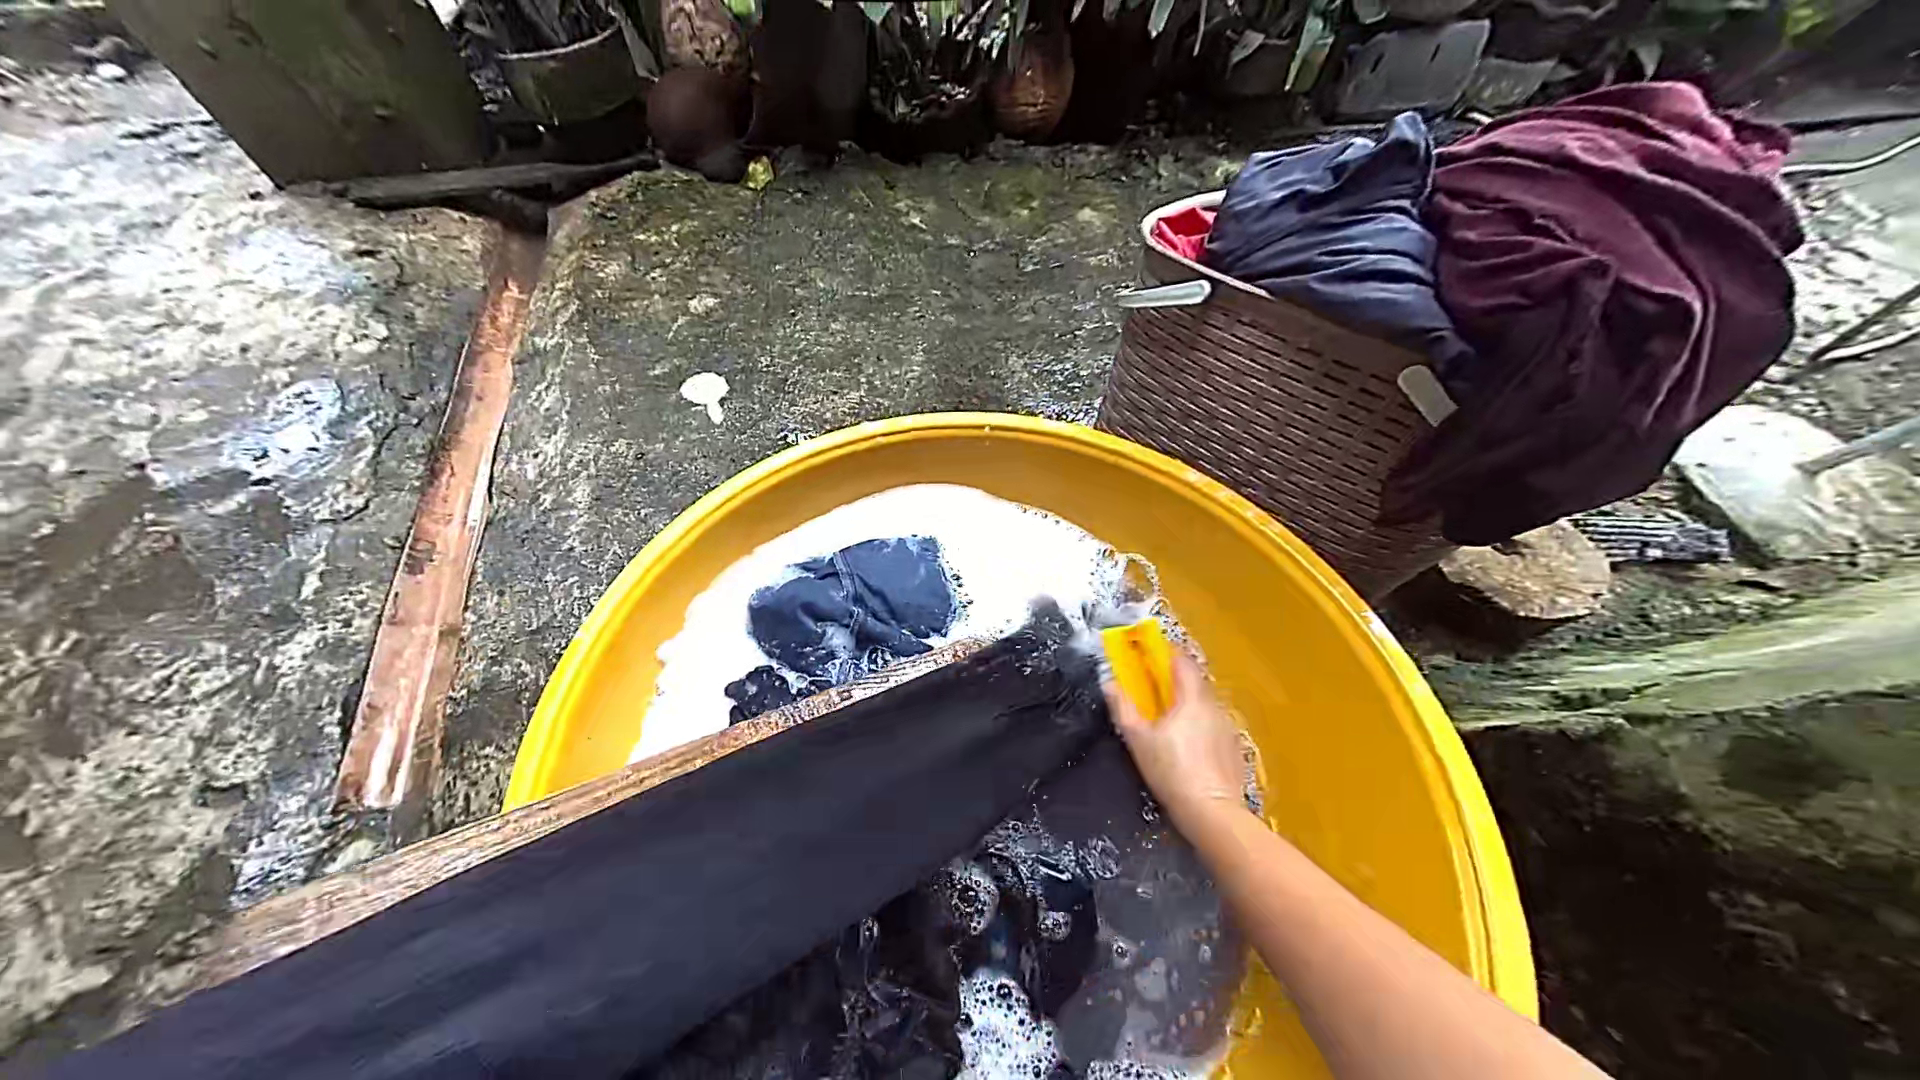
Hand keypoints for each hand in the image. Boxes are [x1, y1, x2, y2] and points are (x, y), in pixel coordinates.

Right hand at [1103, 651, 1247, 826]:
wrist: (1213, 814)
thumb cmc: (1171, 771)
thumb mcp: (1138, 739)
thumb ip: (1123, 706)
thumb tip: (1109, 681)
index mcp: (1191, 697)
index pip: (1180, 660)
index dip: (1162, 650)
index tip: (1144, 648)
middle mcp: (1213, 706)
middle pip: (1192, 680)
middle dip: (1169, 677)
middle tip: (1147, 684)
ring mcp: (1226, 727)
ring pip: (1201, 702)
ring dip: (1183, 700)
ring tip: (1162, 715)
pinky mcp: (1232, 748)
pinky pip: (1210, 723)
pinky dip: (1195, 722)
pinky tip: (1183, 743)